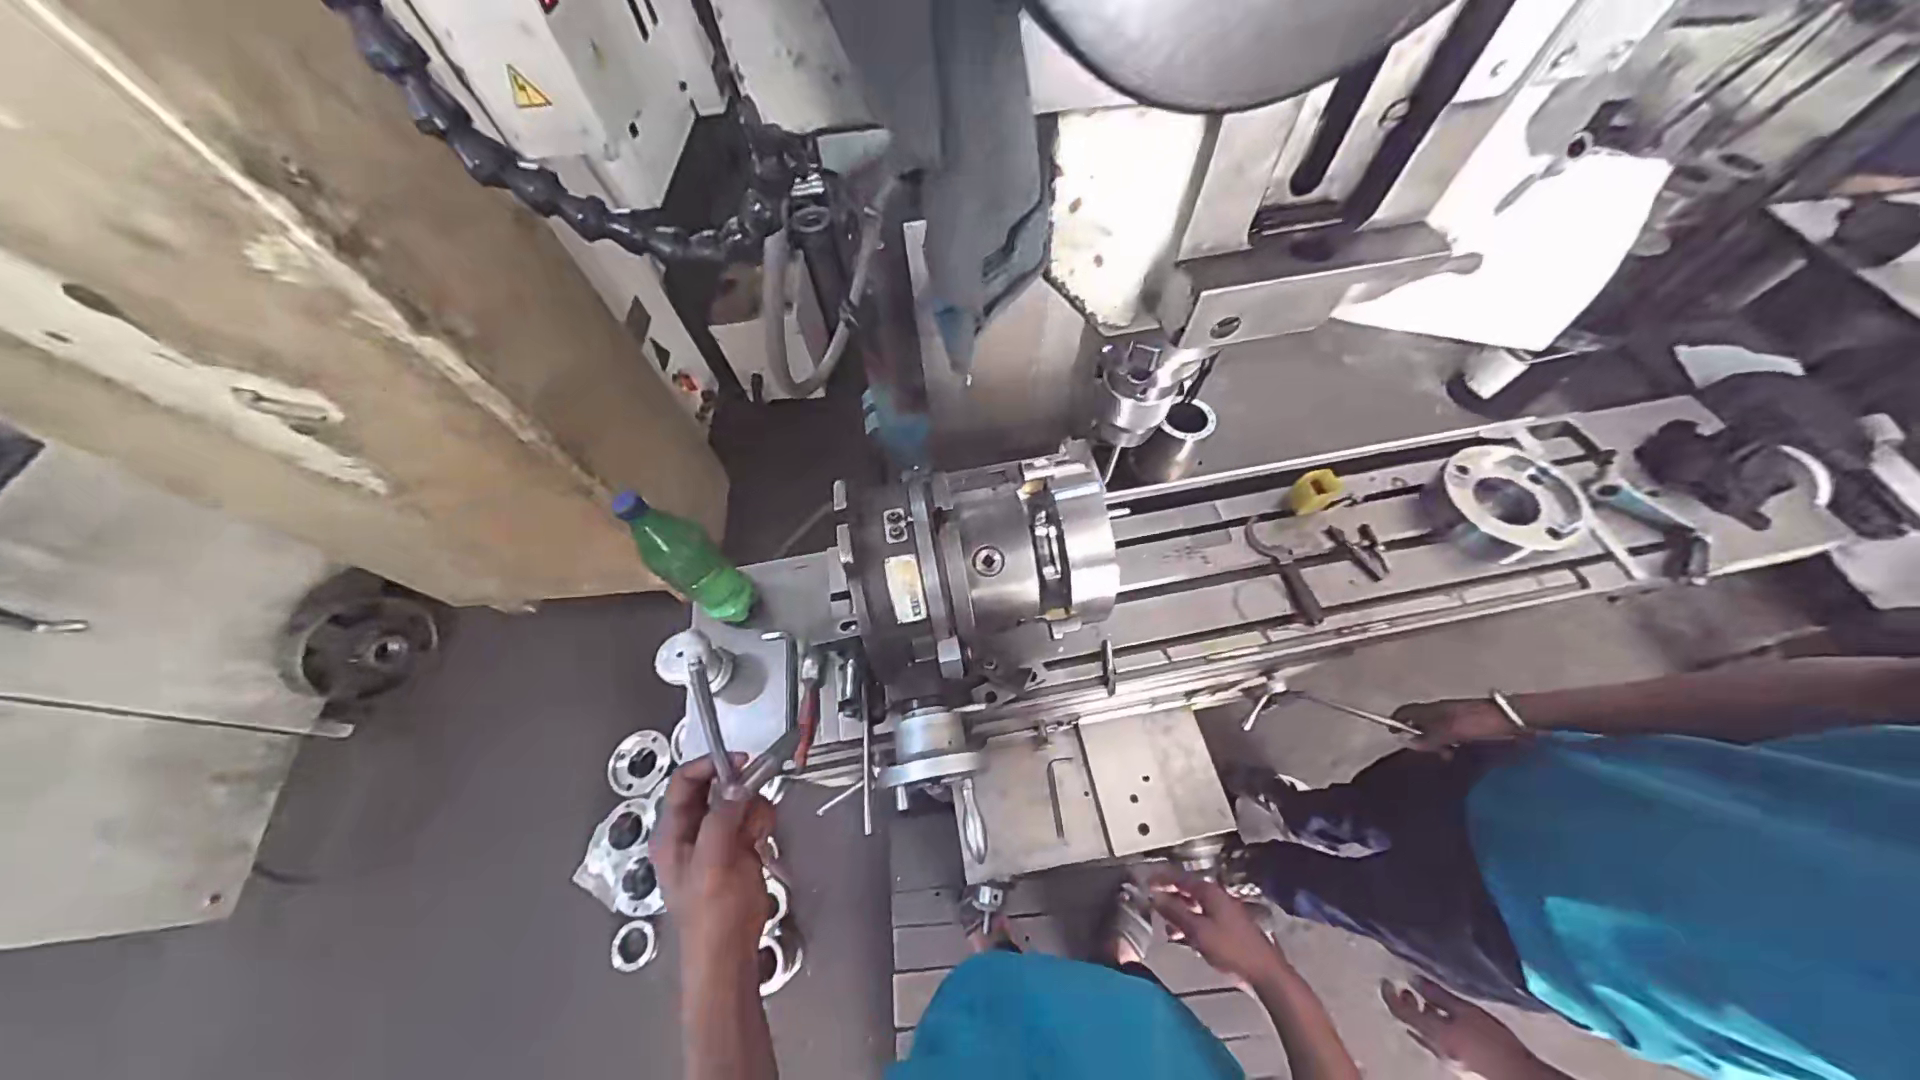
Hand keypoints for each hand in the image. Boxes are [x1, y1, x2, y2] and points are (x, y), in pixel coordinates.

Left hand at [654, 755, 775, 970]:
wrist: (730, 954)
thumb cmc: (711, 917)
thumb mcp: (713, 863)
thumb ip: (723, 819)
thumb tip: (737, 784)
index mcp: (672, 834)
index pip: (684, 782)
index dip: (710, 766)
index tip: (739, 762)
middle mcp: (692, 832)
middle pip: (715, 788)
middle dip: (739, 791)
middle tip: (754, 797)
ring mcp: (716, 839)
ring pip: (739, 801)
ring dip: (753, 809)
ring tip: (756, 833)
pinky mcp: (739, 847)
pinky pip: (753, 818)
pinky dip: (761, 823)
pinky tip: (761, 841)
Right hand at [1148, 870, 1288, 985]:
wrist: (1265, 973)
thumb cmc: (1230, 948)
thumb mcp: (1197, 930)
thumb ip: (1174, 912)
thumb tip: (1154, 896)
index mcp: (1209, 891)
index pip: (1179, 877)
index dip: (1161, 878)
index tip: (1144, 881)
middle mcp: (1217, 897)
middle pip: (1187, 890)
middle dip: (1168, 896)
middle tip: (1151, 902)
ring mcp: (1224, 912)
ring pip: (1194, 906)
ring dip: (1178, 912)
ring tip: (1164, 923)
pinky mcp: (1229, 928)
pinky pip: (1202, 919)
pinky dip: (1189, 924)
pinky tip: (1182, 937)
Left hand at [1382, 976, 1559, 1079]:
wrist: (1523, 1079)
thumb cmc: (1496, 1042)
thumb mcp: (1467, 1011)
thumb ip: (1438, 995)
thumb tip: (1413, 980)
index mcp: (1433, 1034)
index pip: (1399, 1012)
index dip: (1389, 995)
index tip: (1385, 981)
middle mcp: (1435, 1049)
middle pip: (1410, 1025)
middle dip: (1405, 1005)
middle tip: (1405, 990)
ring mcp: (1447, 1061)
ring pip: (1423, 1035)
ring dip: (1419, 1018)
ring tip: (1425, 1003)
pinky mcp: (1460, 1068)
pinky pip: (1437, 1045)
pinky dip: (1433, 1030)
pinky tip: (1446, 1023)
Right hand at [1392, 699, 1523, 752]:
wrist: (1513, 717)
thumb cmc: (1478, 722)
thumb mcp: (1451, 731)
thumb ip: (1430, 738)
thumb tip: (1409, 743)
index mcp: (1431, 709)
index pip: (1405, 712)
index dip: (1396, 720)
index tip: (1394, 733)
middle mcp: (1439, 711)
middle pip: (1420, 722)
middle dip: (1420, 737)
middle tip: (1432, 753)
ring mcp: (1455, 716)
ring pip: (1436, 730)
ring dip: (1437, 742)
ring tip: (1450, 755)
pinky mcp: (1469, 723)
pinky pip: (1451, 733)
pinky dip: (1450, 742)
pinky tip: (1461, 751)